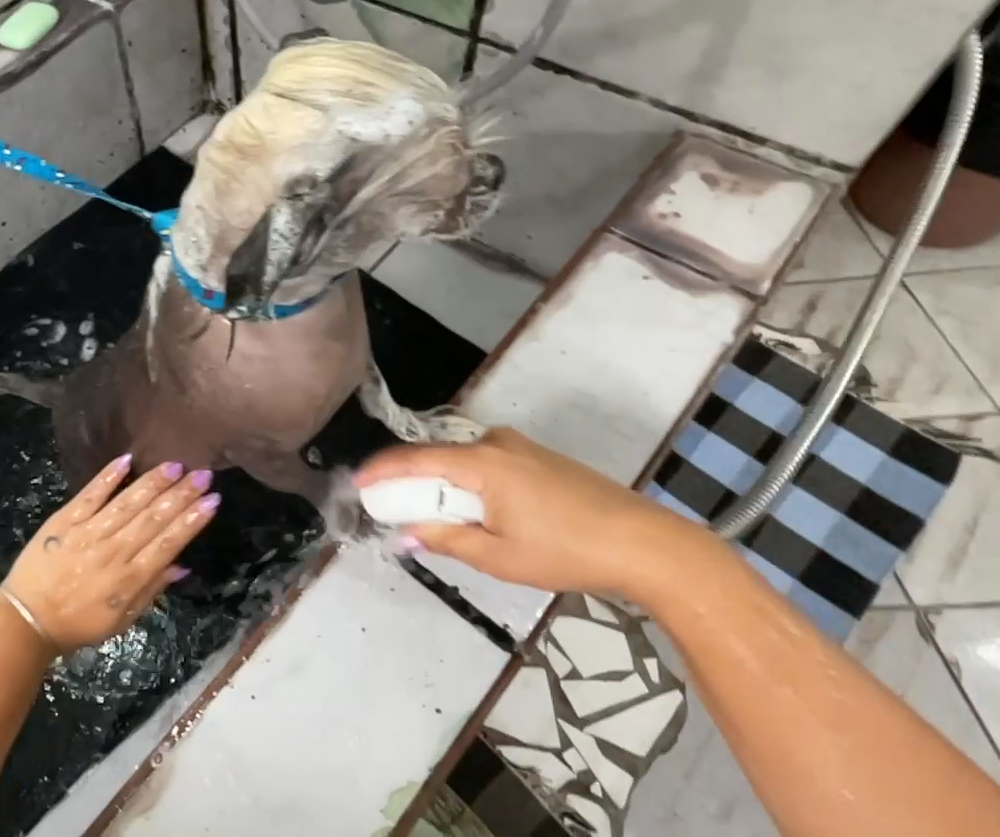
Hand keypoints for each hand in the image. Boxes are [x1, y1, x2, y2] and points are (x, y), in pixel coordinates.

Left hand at [0, 455, 219, 651]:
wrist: (26, 620)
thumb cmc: (78, 623)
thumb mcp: (121, 620)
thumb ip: (152, 590)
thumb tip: (181, 566)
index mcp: (129, 578)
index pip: (168, 543)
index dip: (192, 521)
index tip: (213, 500)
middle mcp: (113, 551)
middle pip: (153, 518)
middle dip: (181, 495)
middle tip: (204, 474)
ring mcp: (88, 532)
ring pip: (127, 503)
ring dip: (153, 483)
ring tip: (175, 466)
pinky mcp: (65, 520)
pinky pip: (90, 495)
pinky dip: (108, 477)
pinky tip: (127, 461)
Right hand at [354, 427, 714, 599]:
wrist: (644, 543)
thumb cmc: (564, 550)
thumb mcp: (497, 556)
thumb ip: (445, 539)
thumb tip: (405, 533)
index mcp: (481, 462)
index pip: (415, 459)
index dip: (381, 471)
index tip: (356, 484)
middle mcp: (495, 443)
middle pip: (438, 458)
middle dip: (411, 483)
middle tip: (391, 510)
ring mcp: (520, 447)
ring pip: (463, 463)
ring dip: (443, 487)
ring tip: (432, 519)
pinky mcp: (539, 458)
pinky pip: (487, 466)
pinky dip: (469, 486)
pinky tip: (473, 513)